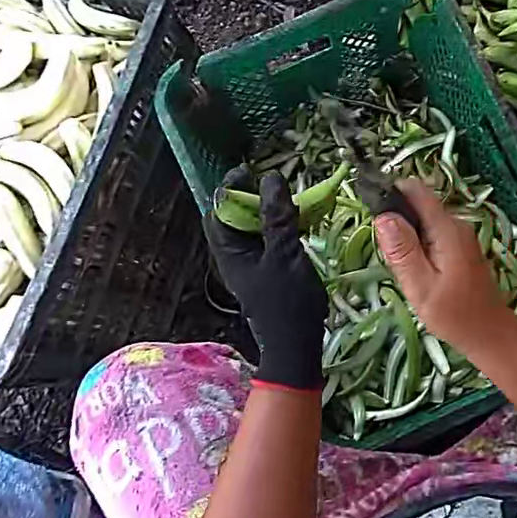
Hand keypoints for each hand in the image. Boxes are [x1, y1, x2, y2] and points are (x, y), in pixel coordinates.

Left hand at [202, 168, 328, 390]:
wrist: (298, 346)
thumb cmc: (287, 302)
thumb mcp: (284, 254)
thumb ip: (277, 216)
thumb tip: (270, 178)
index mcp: (229, 253)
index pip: (218, 211)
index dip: (229, 188)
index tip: (248, 171)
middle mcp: (235, 258)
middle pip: (234, 218)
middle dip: (250, 198)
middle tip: (272, 183)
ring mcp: (252, 266)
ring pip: (253, 230)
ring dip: (267, 212)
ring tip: (287, 198)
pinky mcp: (269, 272)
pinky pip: (268, 241)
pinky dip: (278, 228)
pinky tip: (297, 222)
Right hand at [372, 179, 514, 350]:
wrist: (489, 334)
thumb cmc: (454, 315)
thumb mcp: (420, 286)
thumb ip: (402, 250)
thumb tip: (383, 216)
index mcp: (447, 229)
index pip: (416, 191)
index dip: (391, 192)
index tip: (371, 210)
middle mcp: (456, 224)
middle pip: (418, 204)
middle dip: (397, 221)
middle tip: (389, 255)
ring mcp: (460, 235)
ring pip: (423, 220)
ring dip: (406, 236)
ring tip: (402, 268)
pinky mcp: (459, 246)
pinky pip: (431, 233)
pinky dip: (417, 245)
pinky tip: (416, 271)